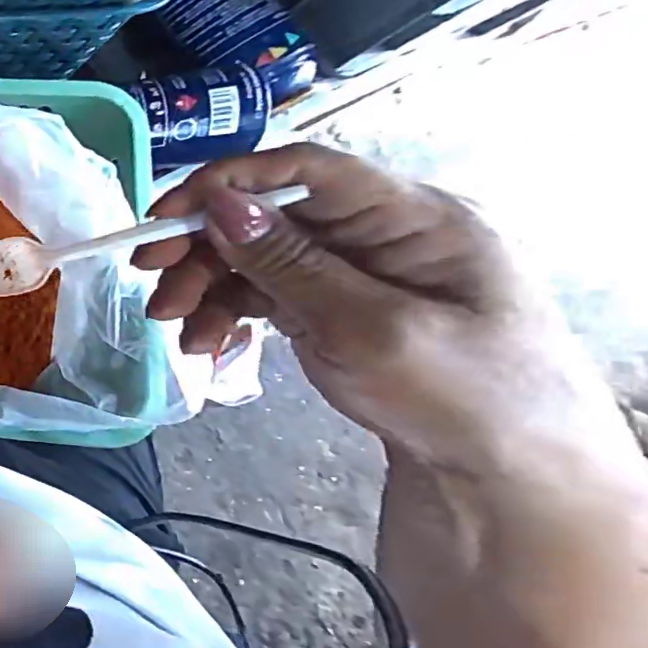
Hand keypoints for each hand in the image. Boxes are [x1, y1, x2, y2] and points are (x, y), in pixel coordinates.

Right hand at [132, 144, 629, 463]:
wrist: (499, 477)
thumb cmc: (461, 398)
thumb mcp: (369, 328)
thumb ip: (289, 264)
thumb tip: (220, 204)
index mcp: (410, 218)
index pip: (306, 169)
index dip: (228, 180)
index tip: (164, 216)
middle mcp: (371, 234)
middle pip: (262, 215)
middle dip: (200, 246)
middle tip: (147, 275)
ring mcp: (344, 270)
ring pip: (247, 255)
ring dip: (201, 287)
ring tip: (177, 330)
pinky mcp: (320, 303)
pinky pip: (254, 291)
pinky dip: (221, 313)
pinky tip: (205, 342)